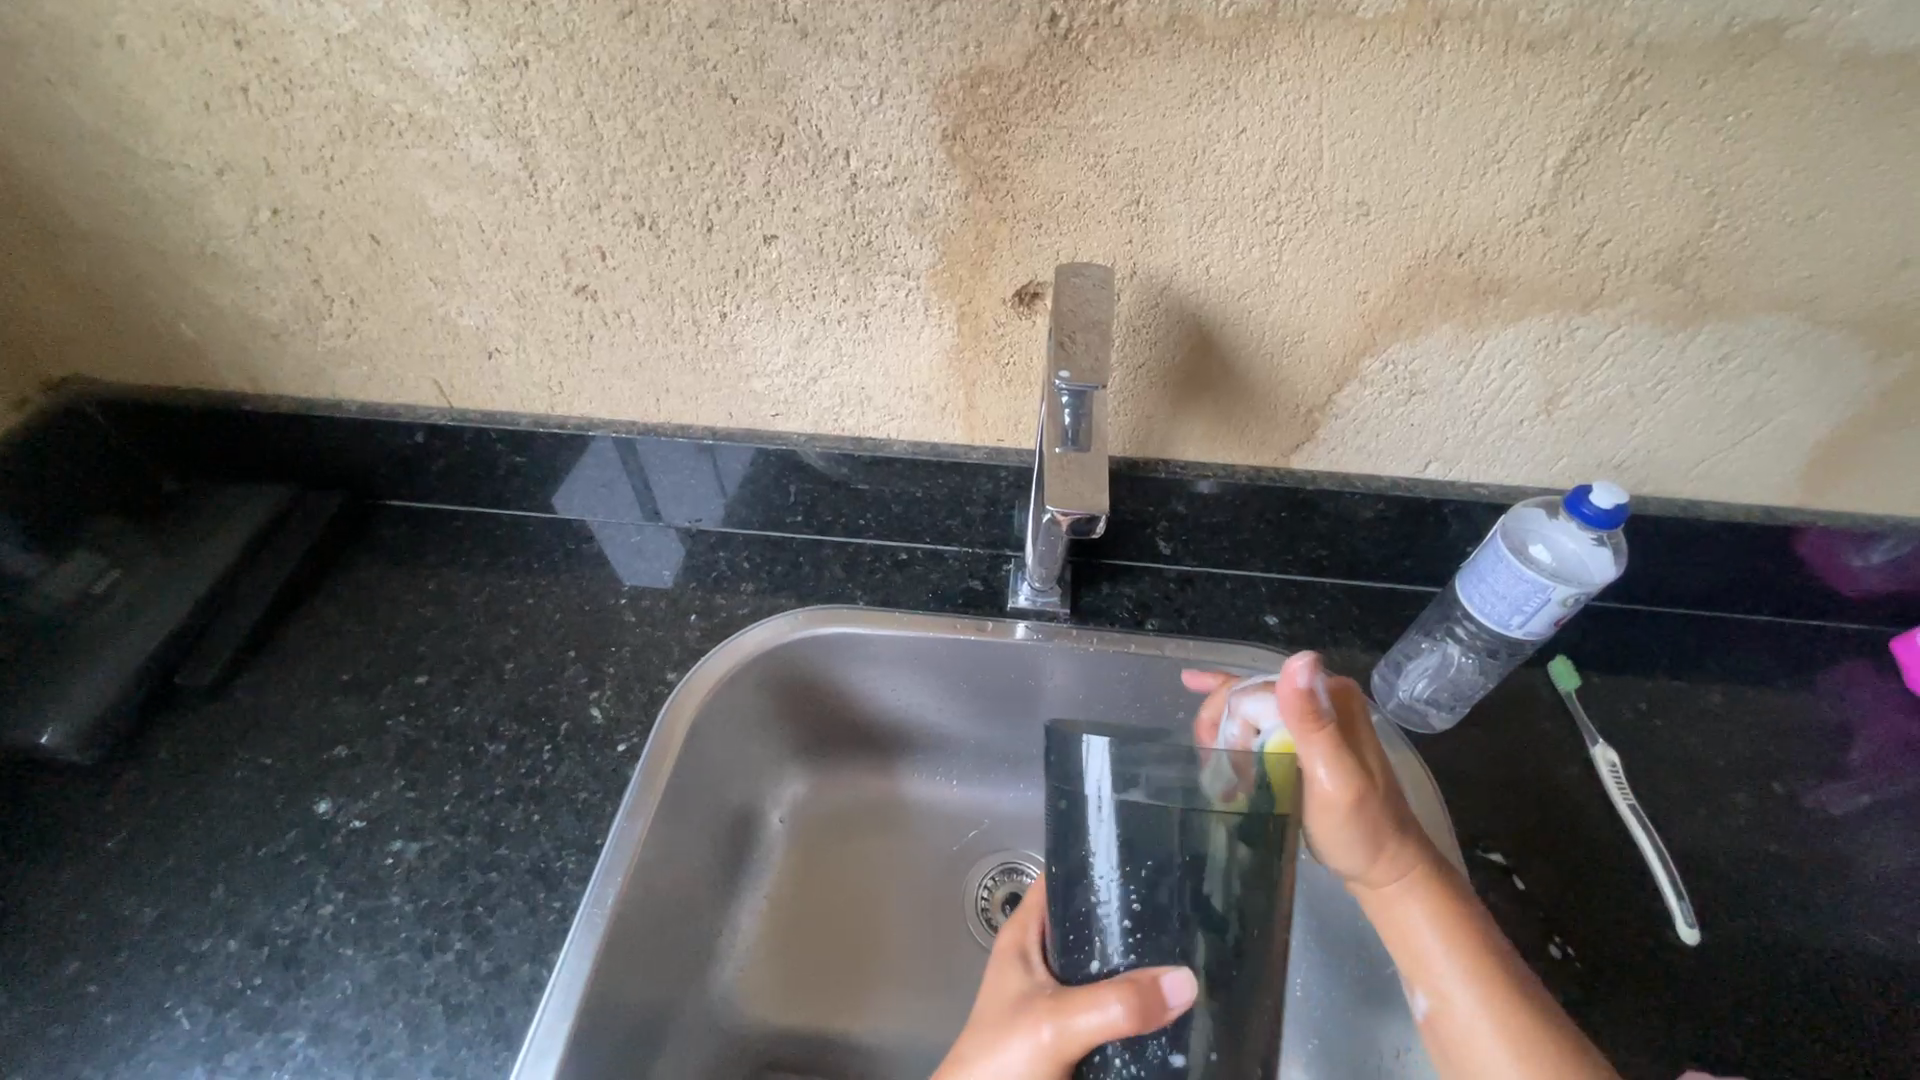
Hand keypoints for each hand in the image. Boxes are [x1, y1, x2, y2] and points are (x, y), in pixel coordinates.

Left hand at [932, 875, 1197, 1079]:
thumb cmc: (1001, 1061)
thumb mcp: (1056, 1023)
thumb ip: (1116, 1004)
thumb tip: (1185, 980)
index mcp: (1026, 935)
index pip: (1062, 878)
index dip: (1099, 864)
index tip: (1150, 861)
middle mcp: (1043, 959)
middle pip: (1092, 925)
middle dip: (1133, 921)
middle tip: (1185, 913)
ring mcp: (1058, 998)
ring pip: (1106, 970)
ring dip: (1139, 969)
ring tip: (1191, 953)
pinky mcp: (1073, 1035)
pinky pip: (1112, 1009)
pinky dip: (1138, 1008)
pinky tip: (1173, 1005)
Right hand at [1183, 651, 1437, 894]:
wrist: (1386, 868)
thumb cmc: (1360, 828)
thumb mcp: (1335, 776)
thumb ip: (1314, 720)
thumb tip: (1301, 657)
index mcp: (1331, 696)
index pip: (1254, 690)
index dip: (1228, 721)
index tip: (1219, 759)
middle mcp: (1322, 696)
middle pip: (1248, 694)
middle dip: (1221, 725)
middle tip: (1212, 765)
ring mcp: (1314, 717)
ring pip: (1247, 706)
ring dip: (1222, 731)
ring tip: (1214, 766)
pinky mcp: (1305, 737)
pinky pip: (1257, 716)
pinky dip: (1228, 713)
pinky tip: (1197, 691)